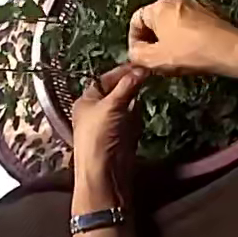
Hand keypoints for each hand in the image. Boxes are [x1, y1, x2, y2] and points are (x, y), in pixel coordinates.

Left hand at [71, 64, 146, 198]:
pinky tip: (146, 104)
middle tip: (150, 72)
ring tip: (151, 84)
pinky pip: (132, 119)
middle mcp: (97, 110)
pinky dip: (139, 113)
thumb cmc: (99, 135)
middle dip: (131, 83)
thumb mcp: (111, 105)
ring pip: (126, 104)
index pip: (104, 79)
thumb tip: (142, 69)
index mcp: (86, 100)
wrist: (104, 172)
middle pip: (116, 91)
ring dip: (136, 96)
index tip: (140, 64)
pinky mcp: (122, 136)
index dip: (121, 71)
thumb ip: (127, 86)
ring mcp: (110, 124)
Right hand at [128, 0, 237, 75]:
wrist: (231, 51)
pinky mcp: (211, 13)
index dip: (134, 40)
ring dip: (170, 39)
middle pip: (155, 20)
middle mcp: (176, 1)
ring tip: (175, 58)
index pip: (136, 20)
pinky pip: (191, 24)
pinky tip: (193, 53)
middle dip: (152, 40)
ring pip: (173, 22)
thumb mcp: (155, 60)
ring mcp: (196, 5)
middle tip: (155, 59)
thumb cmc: (191, 53)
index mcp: (159, 8)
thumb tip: (134, 53)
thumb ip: (136, 56)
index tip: (139, 56)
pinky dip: (187, 37)